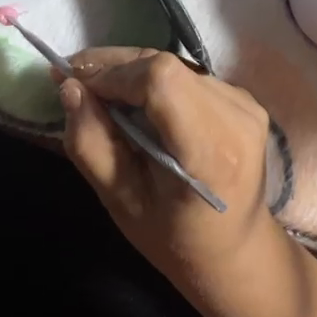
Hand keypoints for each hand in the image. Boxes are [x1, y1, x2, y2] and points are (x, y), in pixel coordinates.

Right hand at [59, 48, 284, 297]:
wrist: (233, 250)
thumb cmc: (173, 238)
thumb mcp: (120, 202)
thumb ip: (90, 144)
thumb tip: (70, 88)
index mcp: (210, 151)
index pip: (161, 80)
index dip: (112, 73)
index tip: (73, 84)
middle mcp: (236, 117)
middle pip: (165, 65)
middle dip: (114, 67)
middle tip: (75, 82)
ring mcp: (245, 105)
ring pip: (174, 66)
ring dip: (132, 73)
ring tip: (100, 93)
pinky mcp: (244, 100)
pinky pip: (187, 76)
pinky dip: (154, 82)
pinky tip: (134, 103)